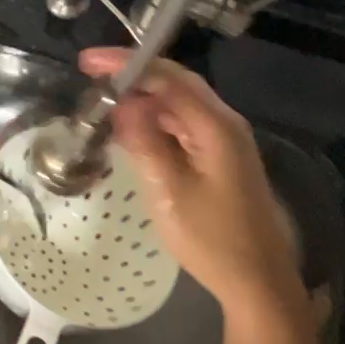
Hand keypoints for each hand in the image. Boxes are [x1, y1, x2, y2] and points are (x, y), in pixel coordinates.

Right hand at [82, 49, 297, 313]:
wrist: (257, 280)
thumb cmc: (212, 239)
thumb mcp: (168, 191)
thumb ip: (144, 141)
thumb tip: (121, 102)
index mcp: (216, 125)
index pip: (167, 77)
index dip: (126, 64)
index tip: (87, 63)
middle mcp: (224, 123)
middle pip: (177, 83)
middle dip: (134, 74)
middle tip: (91, 75)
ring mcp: (225, 140)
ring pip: (180, 104)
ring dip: (144, 97)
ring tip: (104, 100)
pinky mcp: (221, 158)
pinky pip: (185, 125)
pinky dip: (156, 119)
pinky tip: (132, 129)